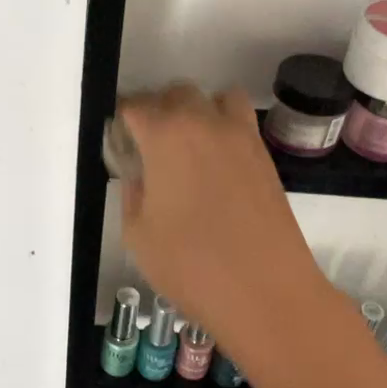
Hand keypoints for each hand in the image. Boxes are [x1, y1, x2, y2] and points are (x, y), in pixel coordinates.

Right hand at [118, 84, 332, 341]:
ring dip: (197, 113)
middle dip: (158, 113)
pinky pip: (240, 123)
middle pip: (176, 95)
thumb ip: (133, 192)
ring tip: (188, 150)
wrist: (265, 292)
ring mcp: (241, 136)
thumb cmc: (190, 266)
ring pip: (215, 99)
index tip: (121, 148)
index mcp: (165, 135)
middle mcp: (205, 122)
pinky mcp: (265, 156)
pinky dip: (224, 131)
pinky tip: (215, 169)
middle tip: (150, 151)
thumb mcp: (138, 234)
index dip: (123, 124)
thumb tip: (140, 174)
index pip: (135, 106)